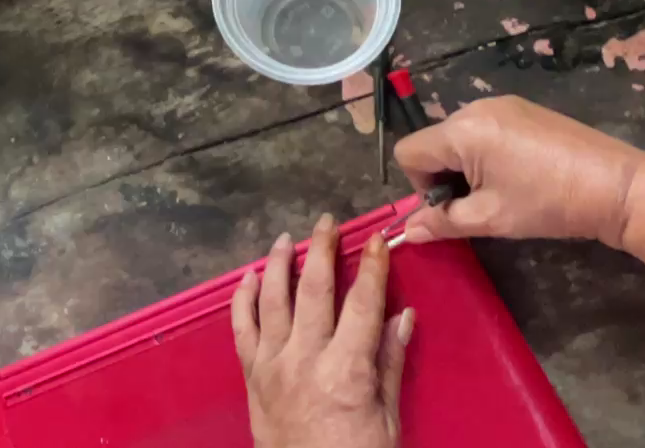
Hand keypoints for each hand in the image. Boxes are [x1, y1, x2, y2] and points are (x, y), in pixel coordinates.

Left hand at [230, 215, 413, 447]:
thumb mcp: (388, 423)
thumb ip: (389, 364)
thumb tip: (402, 315)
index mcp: (346, 371)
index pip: (362, 304)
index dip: (372, 268)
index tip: (377, 239)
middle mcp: (305, 358)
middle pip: (314, 289)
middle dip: (323, 249)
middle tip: (328, 222)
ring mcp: (272, 364)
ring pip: (273, 298)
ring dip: (280, 263)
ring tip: (288, 238)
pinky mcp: (251, 375)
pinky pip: (242, 327)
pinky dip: (244, 298)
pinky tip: (251, 277)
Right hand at [395, 95, 644, 248]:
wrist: (621, 188)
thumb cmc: (551, 204)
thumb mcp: (492, 219)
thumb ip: (444, 222)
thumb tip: (407, 233)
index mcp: (461, 131)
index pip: (409, 152)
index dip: (421, 184)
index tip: (454, 206)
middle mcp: (473, 108)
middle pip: (434, 142)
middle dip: (446, 174)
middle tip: (482, 201)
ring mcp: (499, 104)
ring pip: (458, 134)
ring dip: (467, 162)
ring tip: (505, 187)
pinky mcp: (521, 107)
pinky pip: (483, 126)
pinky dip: (487, 149)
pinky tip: (521, 170)